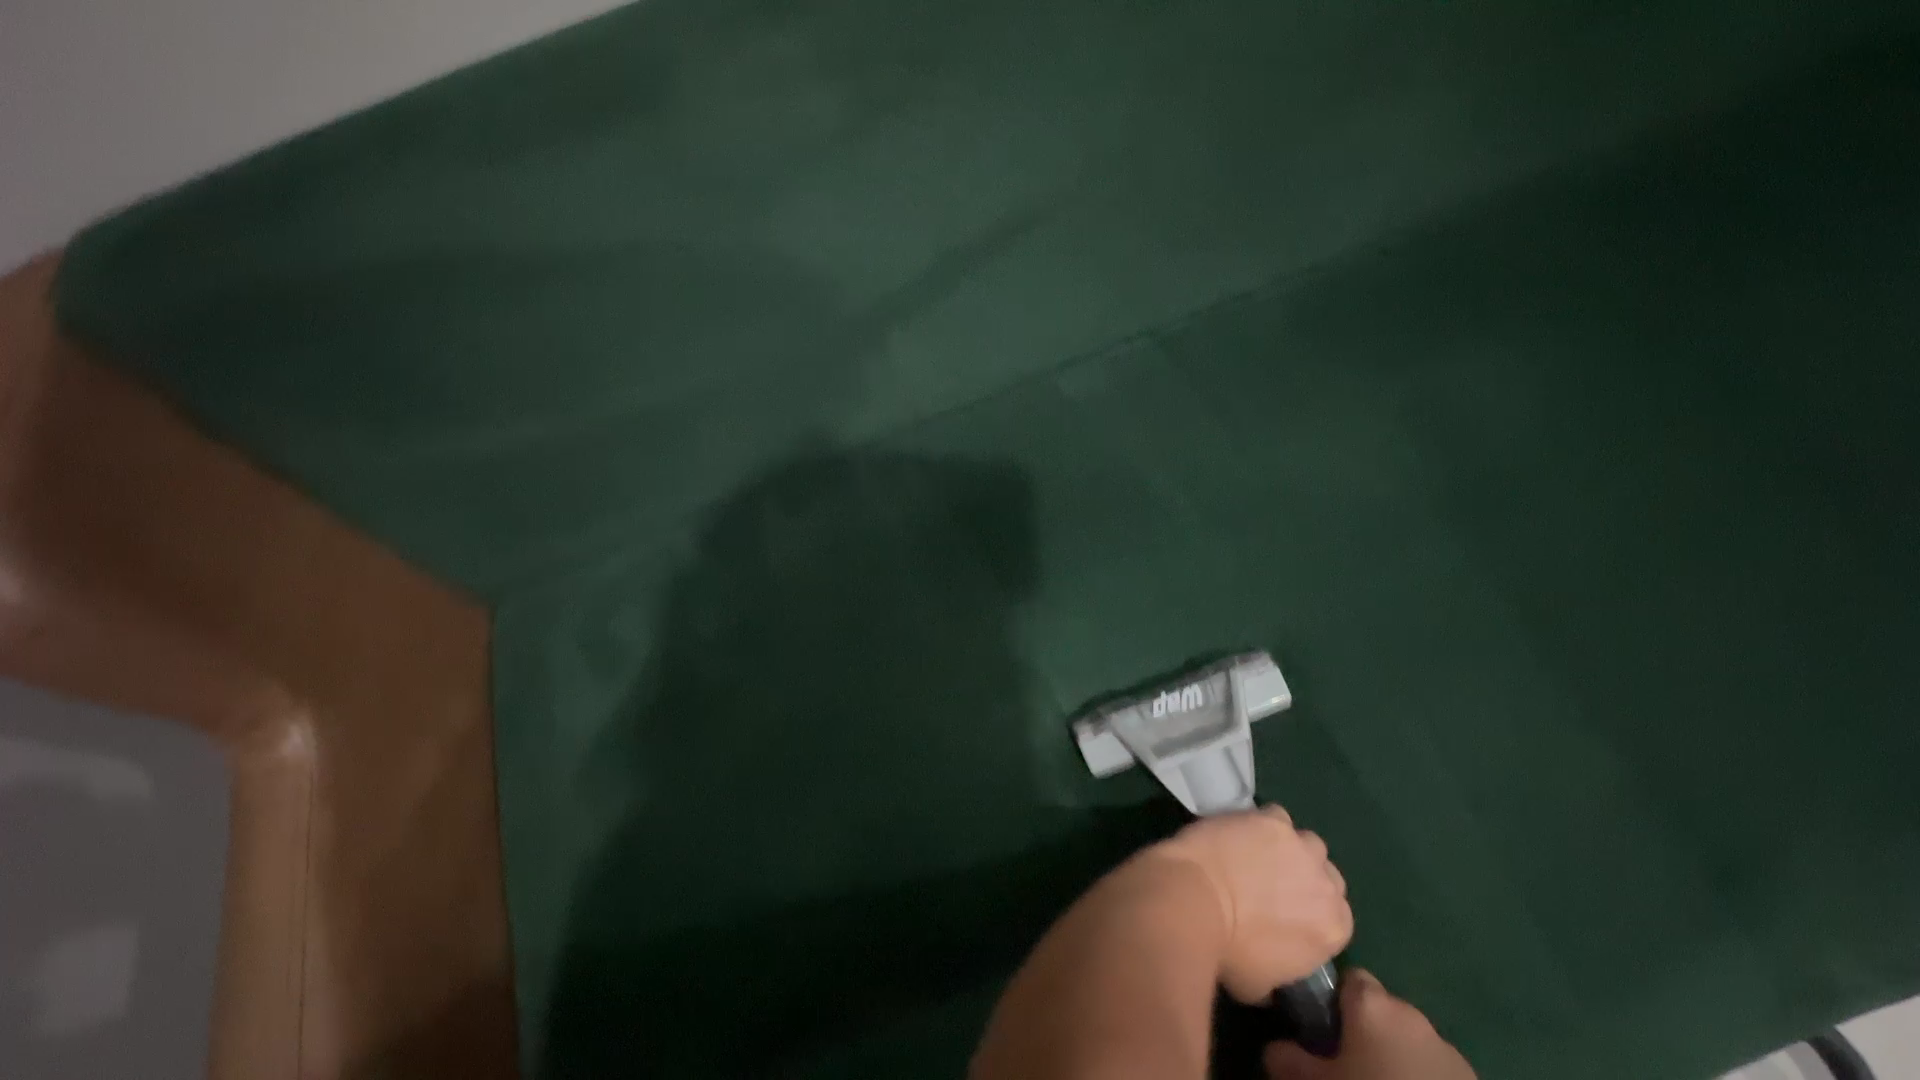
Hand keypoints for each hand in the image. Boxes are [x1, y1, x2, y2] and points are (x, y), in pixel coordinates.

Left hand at [1141, 805, 1351, 1003]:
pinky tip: (1240, 832)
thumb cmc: (1226, 954)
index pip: (1336, 919)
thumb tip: (1269, 981)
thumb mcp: (1258, 988)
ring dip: (1288, 849)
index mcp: (1334, 928)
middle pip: (1325, 876)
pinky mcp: (1271, 820)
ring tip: (1255, 854)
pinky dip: (1260, 824)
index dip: (1311, 915)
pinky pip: (1275, 817)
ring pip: (1306, 843)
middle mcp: (1328, 884)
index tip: (1287, 916)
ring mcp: (1300, 846)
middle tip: (1270, 884)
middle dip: (1305, 880)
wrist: (1194, 903)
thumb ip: (1277, 978)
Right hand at [1264, 970, 1475, 1079]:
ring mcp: (1448, 1049)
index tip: (1322, 1031)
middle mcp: (1412, 1014)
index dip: (1333, 1001)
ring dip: (1393, 1056)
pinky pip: (1433, 1067)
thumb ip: (1288, 1061)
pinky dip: (1419, 1077)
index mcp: (1373, 1006)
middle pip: (1379, 1010)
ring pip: (1408, 1040)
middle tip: (1345, 1066)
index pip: (1349, 977)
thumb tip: (1276, 1048)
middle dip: (1363, 1032)